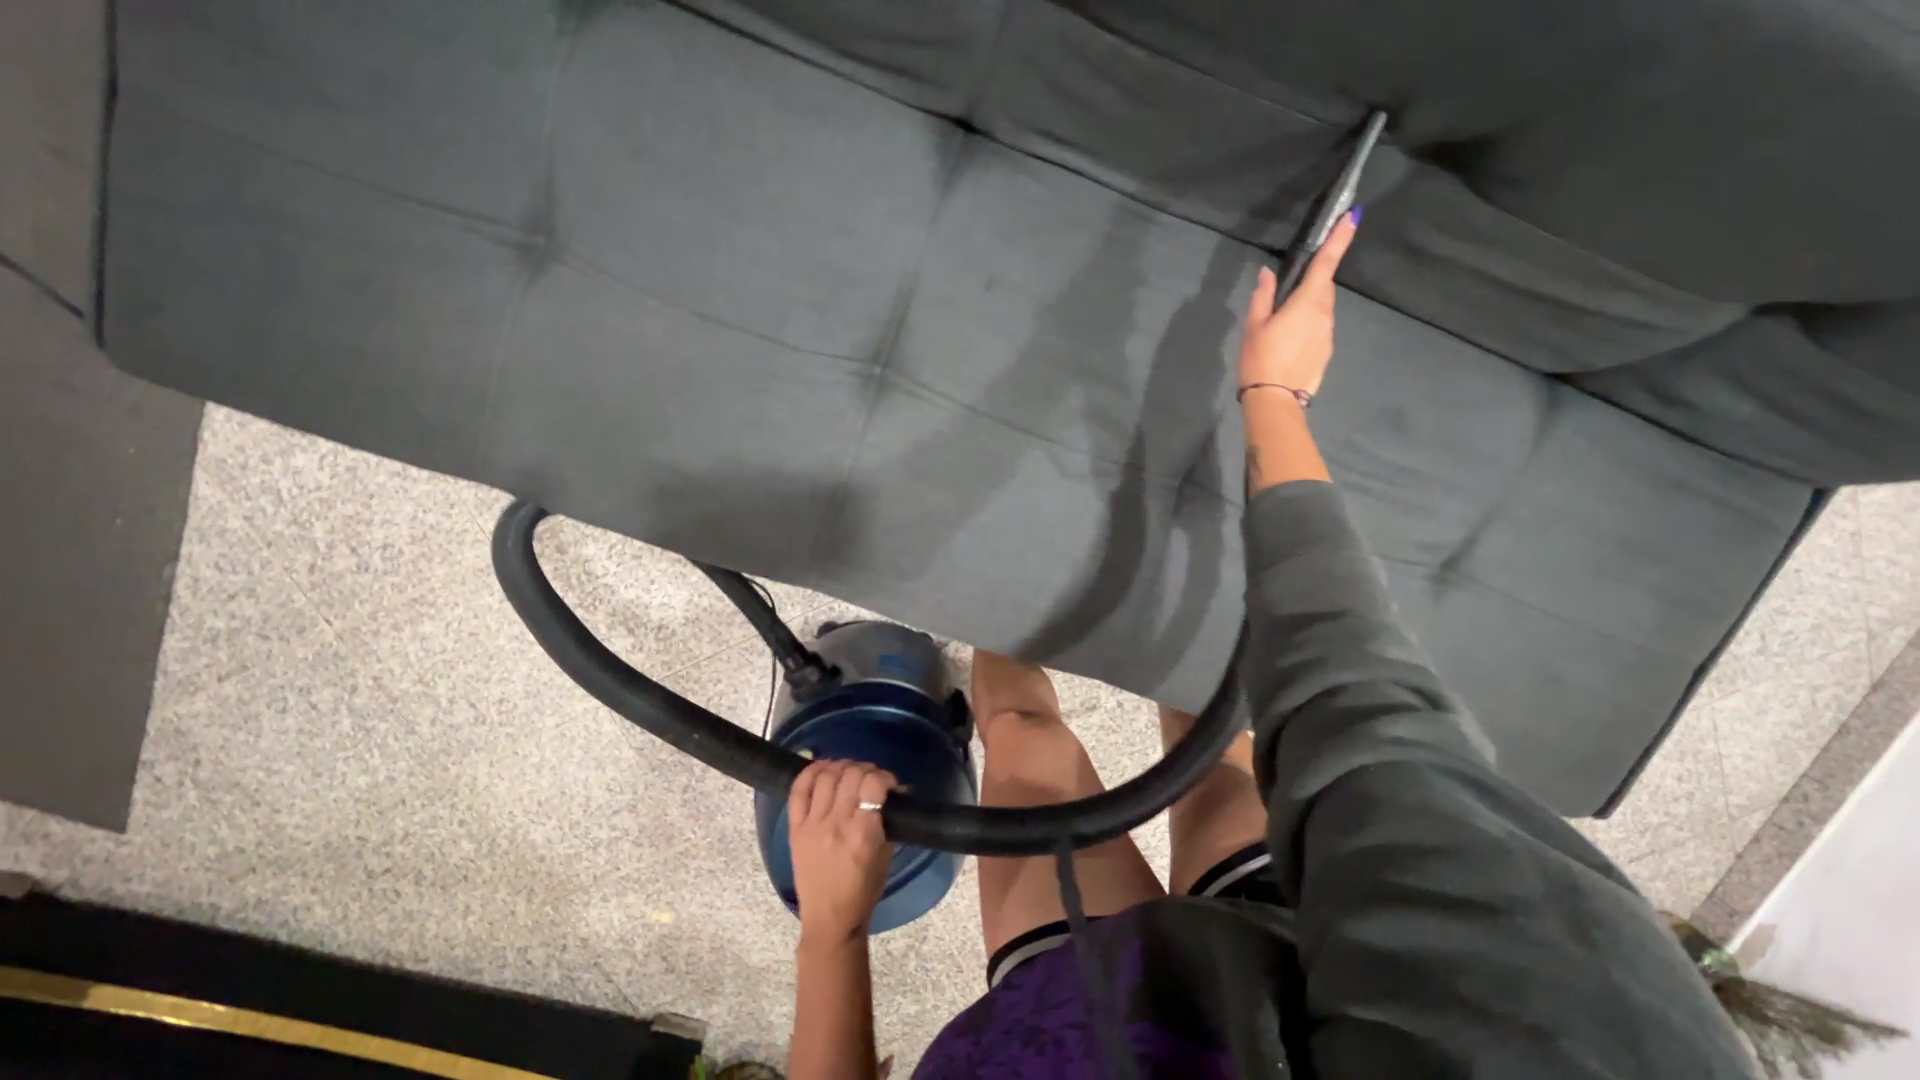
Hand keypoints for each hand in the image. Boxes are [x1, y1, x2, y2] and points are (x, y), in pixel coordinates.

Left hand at [788, 760, 896, 942]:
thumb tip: (895, 791)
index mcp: (863, 834)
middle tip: (870, 777)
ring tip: (849, 770)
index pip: (873, 785)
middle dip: (865, 768)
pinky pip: (798, 790)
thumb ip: (887, 821)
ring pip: (826, 777)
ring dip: (841, 766)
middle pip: (850, 775)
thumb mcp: (886, 855)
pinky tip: (823, 767)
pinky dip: (810, 772)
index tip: (889, 784)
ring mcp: (813, 825)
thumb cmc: (864, 890)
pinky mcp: (795, 829)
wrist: (830, 918)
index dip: (884, 776)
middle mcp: (837, 824)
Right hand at [1238, 210, 1359, 401]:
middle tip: (1286, 295)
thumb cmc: (1261, 359)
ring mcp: (1328, 334)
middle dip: (1310, 284)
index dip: (1340, 238)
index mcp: (1308, 301)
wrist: (1275, 400)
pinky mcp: (1326, 351)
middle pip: (1322, 288)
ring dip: (1305, 310)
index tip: (1354, 216)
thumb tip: (1267, 273)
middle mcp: (1325, 314)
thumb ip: (1263, 296)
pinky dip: (1306, 329)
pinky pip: (1318, 330)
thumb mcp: (1254, 325)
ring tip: (1280, 327)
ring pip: (1320, 310)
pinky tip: (1287, 344)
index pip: (1327, 262)